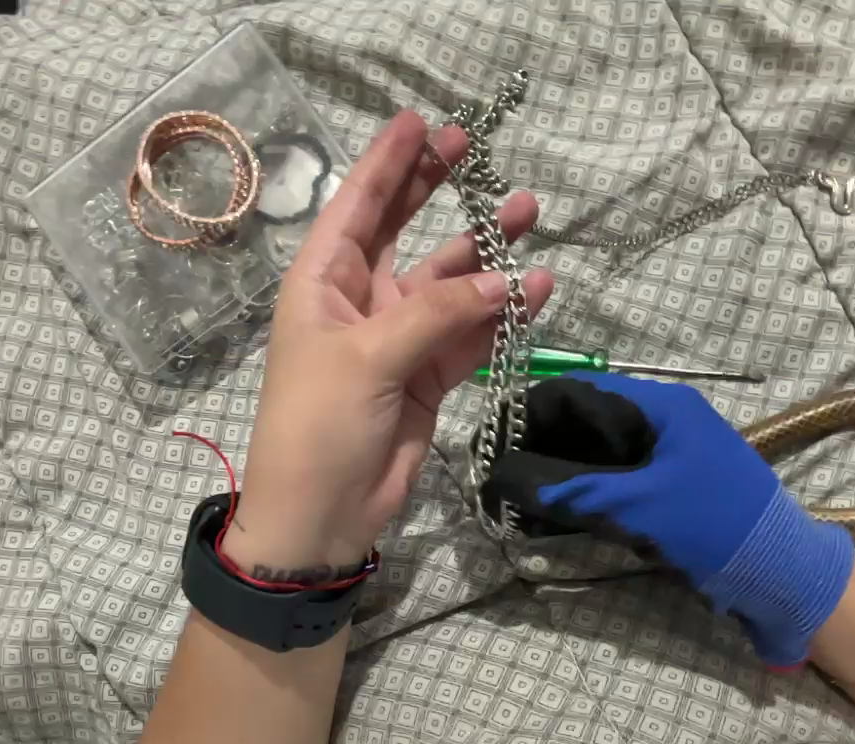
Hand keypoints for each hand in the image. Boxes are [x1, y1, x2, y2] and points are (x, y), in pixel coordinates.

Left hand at [223, 110, 553, 578]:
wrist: (325, 510)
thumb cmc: (321, 424)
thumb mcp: (368, 357)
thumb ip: (435, 314)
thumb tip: (502, 281)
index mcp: (325, 283)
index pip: (359, 207)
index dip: (388, 164)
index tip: (423, 123)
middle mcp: (362, 302)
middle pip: (406, 233)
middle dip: (439, 194)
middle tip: (480, 155)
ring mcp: (399, 340)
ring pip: (449, 286)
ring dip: (486, 256)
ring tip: (529, 215)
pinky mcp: (429, 378)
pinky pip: (469, 336)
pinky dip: (499, 317)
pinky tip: (533, 291)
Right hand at [482, 374, 854, 666]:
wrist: (778, 571)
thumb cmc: (713, 525)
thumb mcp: (639, 504)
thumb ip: (572, 489)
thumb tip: (506, 479)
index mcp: (663, 407)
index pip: (584, 390)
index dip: (536, 411)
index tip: (497, 440)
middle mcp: (665, 420)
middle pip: (590, 421)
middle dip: (546, 445)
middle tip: (504, 474)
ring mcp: (671, 454)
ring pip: (602, 452)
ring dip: (565, 472)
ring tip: (523, 494)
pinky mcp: (672, 485)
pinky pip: (619, 478)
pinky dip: (589, 491)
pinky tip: (560, 510)